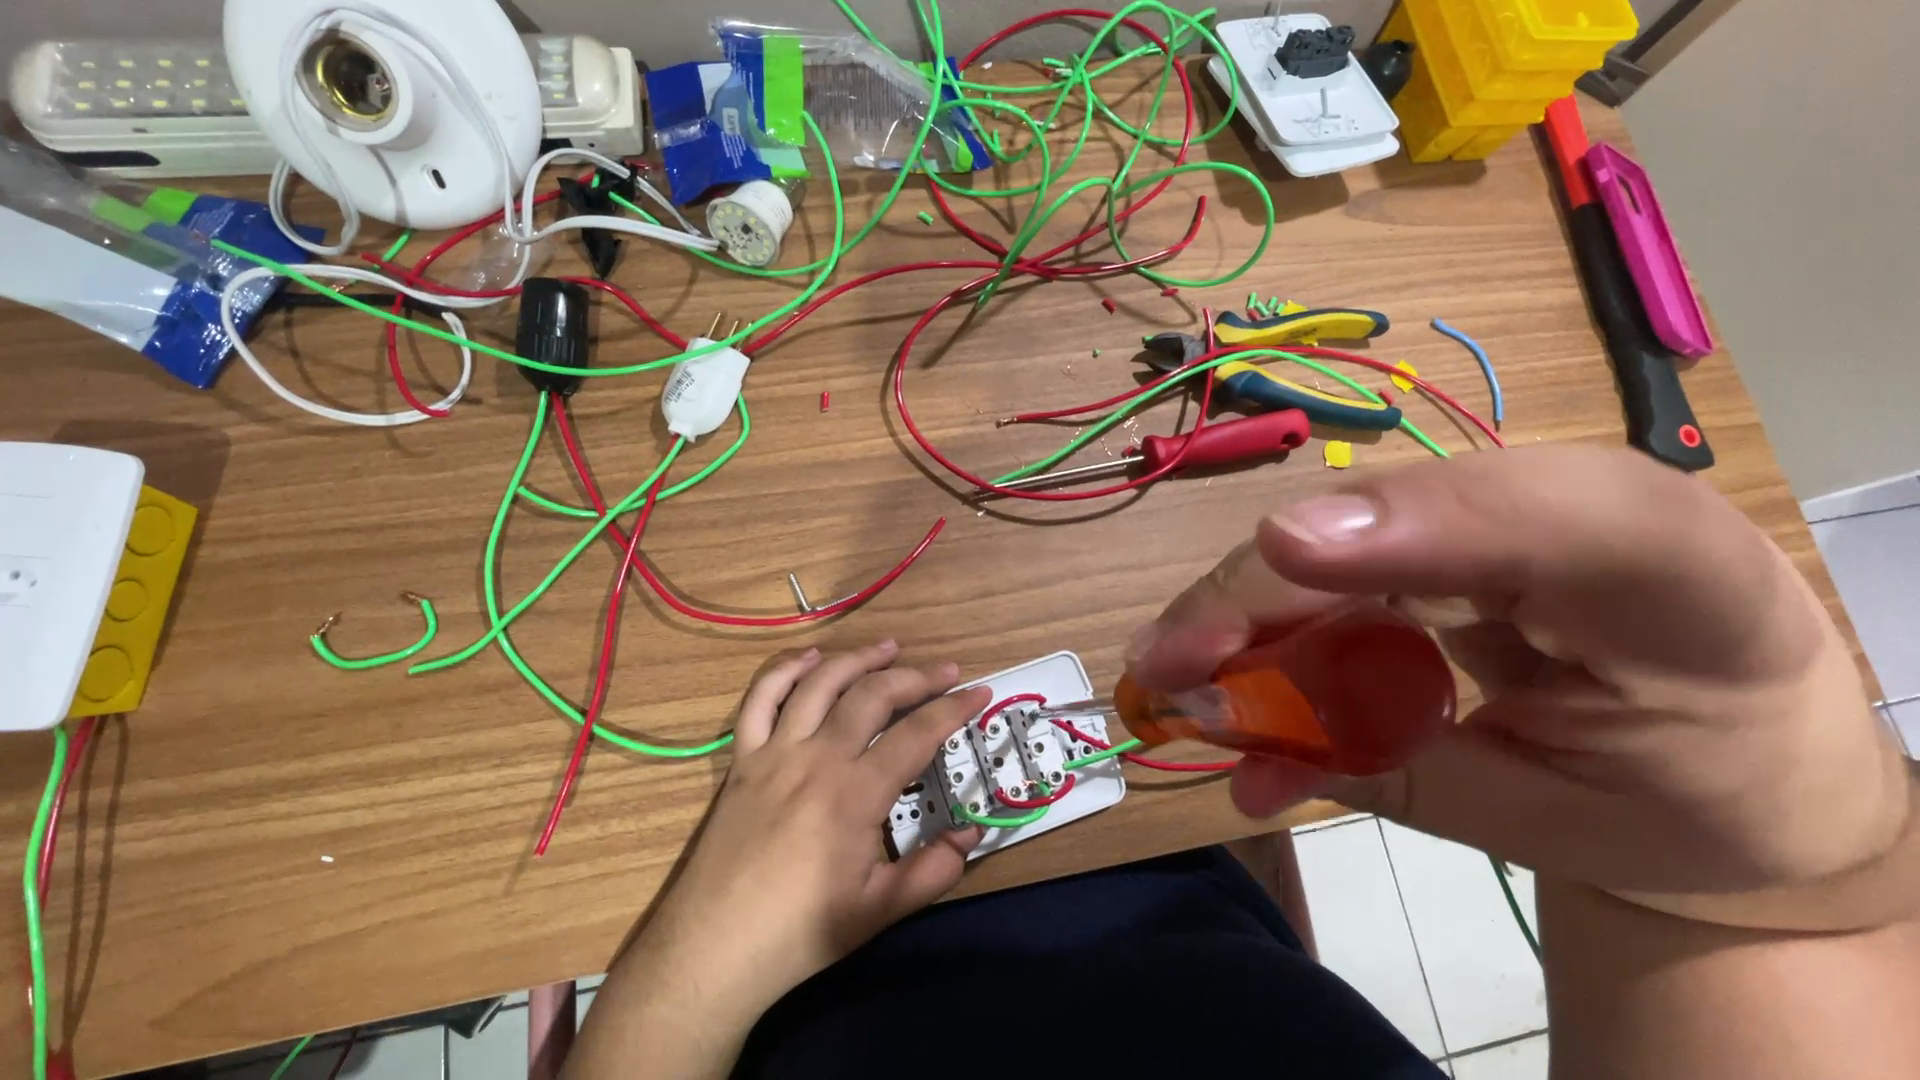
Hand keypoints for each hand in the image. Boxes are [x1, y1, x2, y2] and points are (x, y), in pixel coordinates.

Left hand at [629, 641, 990, 1017]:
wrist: (714, 948)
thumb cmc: (801, 933)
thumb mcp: (878, 912)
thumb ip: (932, 871)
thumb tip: (971, 834)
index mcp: (855, 795)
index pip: (915, 735)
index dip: (952, 709)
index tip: (979, 692)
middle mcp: (816, 758)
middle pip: (871, 695)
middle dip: (914, 676)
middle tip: (945, 671)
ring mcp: (774, 753)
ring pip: (819, 684)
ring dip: (857, 659)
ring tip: (888, 648)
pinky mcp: (742, 760)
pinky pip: (760, 700)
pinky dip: (785, 671)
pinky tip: (810, 659)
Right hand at [1128, 446, 1913, 926]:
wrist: (1739, 773)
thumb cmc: (1681, 802)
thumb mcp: (1558, 821)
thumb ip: (1398, 768)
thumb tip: (1228, 731)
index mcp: (1675, 580)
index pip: (1554, 514)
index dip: (1422, 522)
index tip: (1286, 551)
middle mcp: (1570, 521)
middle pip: (1385, 528)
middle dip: (1262, 594)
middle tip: (1165, 665)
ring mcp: (1495, 527)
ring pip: (1334, 551)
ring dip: (1241, 622)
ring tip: (1169, 691)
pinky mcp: (1437, 549)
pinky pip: (1332, 592)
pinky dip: (1272, 653)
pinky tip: (1241, 724)